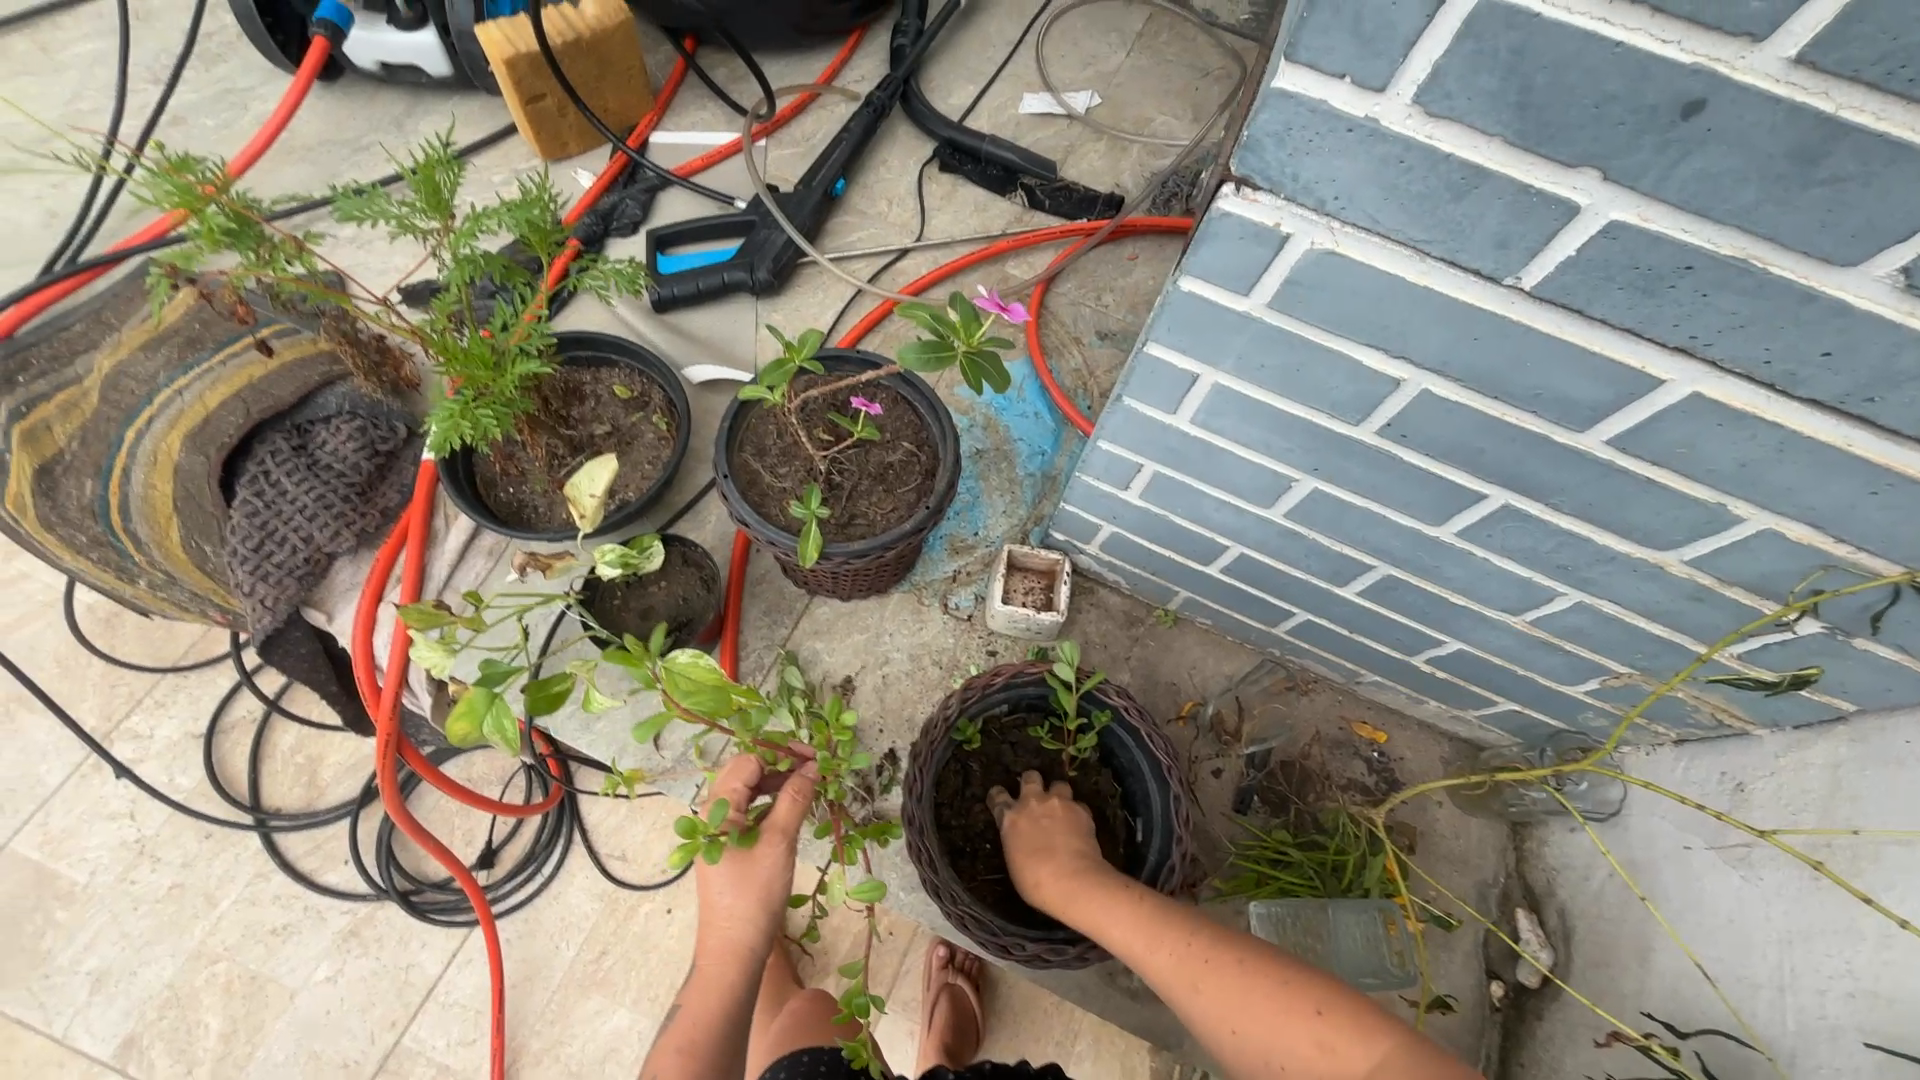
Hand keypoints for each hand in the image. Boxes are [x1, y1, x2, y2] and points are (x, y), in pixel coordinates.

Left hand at [692, 752, 818, 962]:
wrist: (734, 951)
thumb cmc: (753, 895)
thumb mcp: (778, 842)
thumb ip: (795, 799)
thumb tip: (813, 767)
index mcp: (716, 807)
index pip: (749, 760)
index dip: (781, 752)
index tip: (814, 756)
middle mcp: (712, 813)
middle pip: (746, 772)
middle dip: (780, 764)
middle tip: (814, 767)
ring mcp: (718, 831)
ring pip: (748, 791)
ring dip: (777, 783)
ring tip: (809, 784)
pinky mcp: (728, 846)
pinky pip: (749, 811)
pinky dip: (771, 803)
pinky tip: (793, 807)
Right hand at [987, 770, 1123, 919]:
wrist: (1071, 880)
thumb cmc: (1034, 881)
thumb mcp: (1014, 860)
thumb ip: (1016, 840)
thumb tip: (1022, 839)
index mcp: (1010, 817)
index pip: (997, 796)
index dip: (999, 795)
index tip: (1000, 797)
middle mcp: (1032, 802)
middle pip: (1030, 777)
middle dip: (1032, 782)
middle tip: (1037, 795)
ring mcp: (1058, 803)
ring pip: (1058, 784)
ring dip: (1059, 795)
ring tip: (1062, 809)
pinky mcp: (1081, 809)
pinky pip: (1079, 804)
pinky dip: (1078, 813)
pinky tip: (1080, 826)